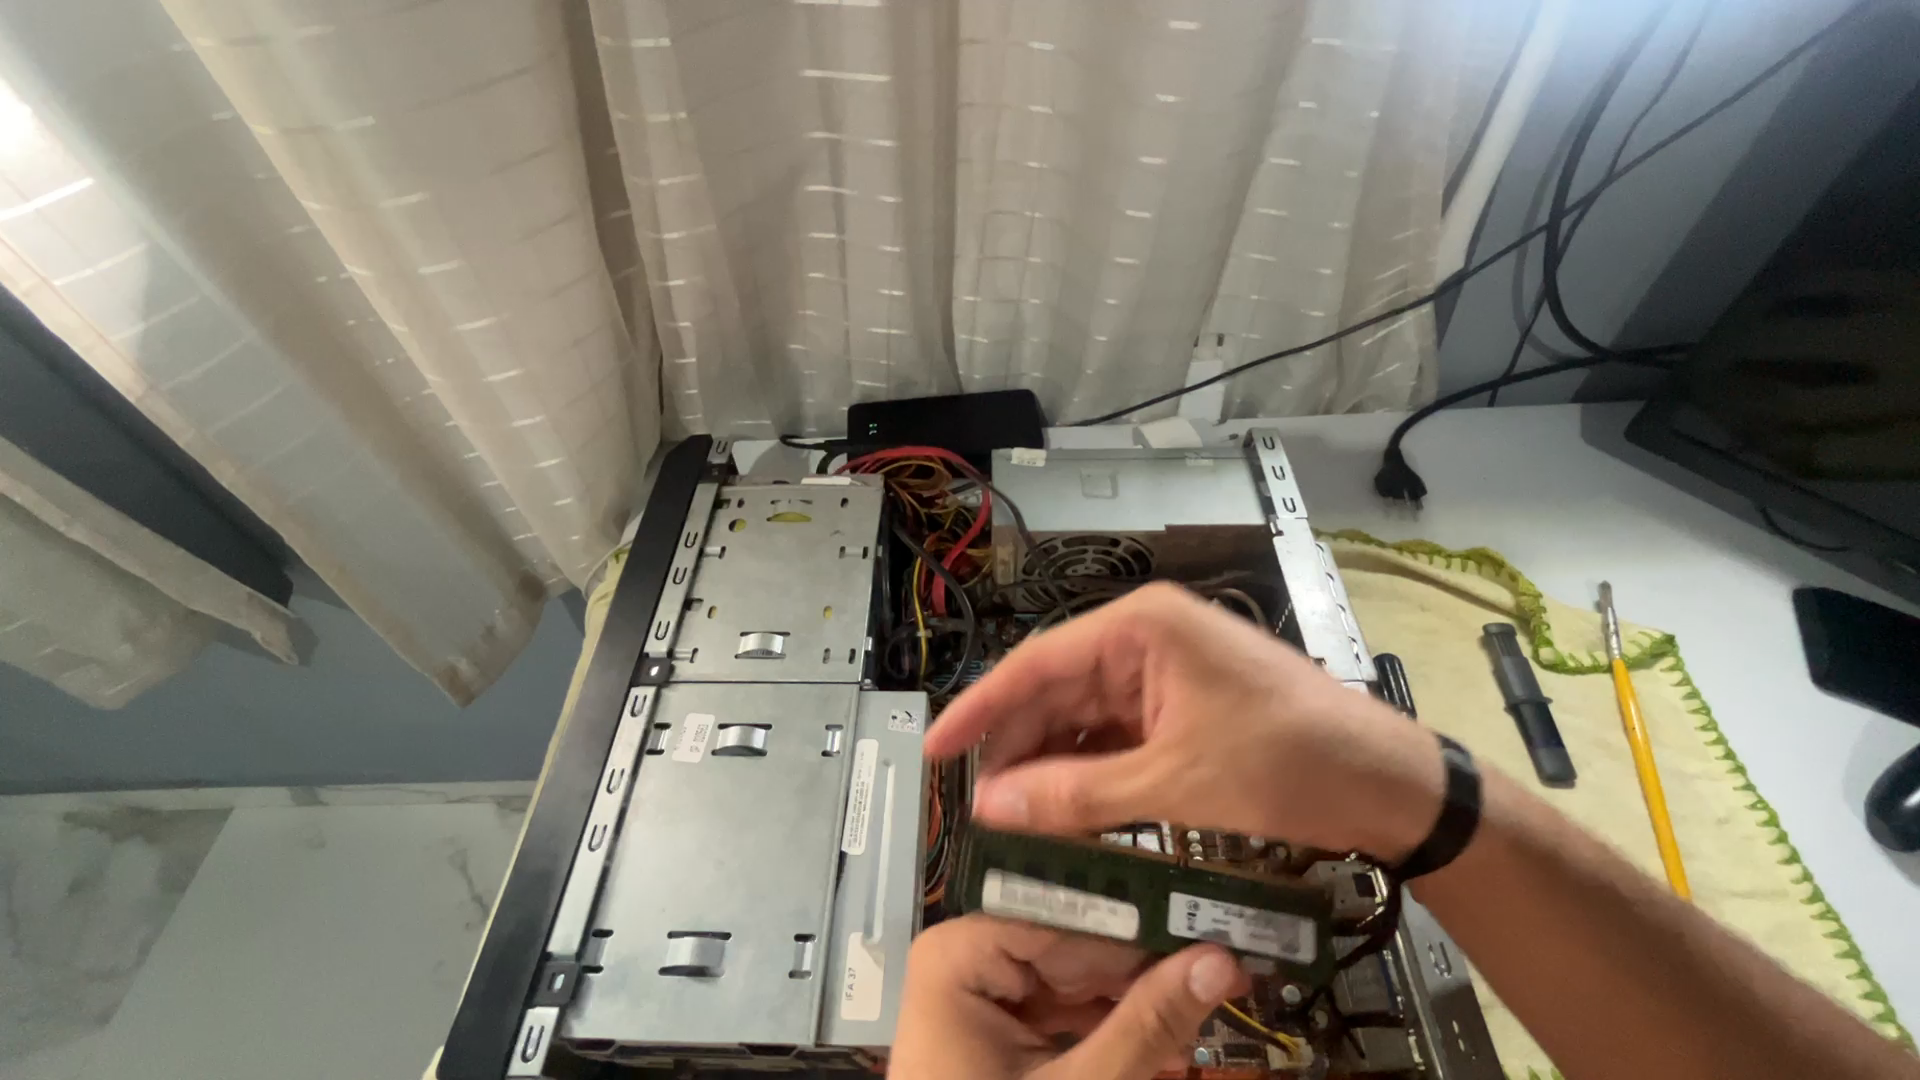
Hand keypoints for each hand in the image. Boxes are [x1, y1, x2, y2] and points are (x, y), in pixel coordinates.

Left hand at [888, 914, 1246, 1079]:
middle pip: (1070, 943)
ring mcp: (981, 991)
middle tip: (1226, 967)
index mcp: (959, 953)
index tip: (1210, 925)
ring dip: (1137, 1000)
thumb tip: (1219, 961)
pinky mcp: (998, 1027)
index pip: (1062, 914)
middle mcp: (966, 955)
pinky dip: (1111, 1029)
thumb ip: (1145, 1025)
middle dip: (1144, 966)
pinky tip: (1168, 1044)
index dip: (1138, 920)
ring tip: (1212, 1000)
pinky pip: (1063, 1010)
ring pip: (1074, 978)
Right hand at [925, 583, 1443, 859]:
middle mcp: (1144, 638)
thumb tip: (994, 806)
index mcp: (1141, 628)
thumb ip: (1076, 794)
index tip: (937, 748)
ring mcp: (1162, 671)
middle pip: (1056, 690)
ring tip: (1013, 811)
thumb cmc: (1291, 763)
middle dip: (1017, 744)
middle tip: (978, 799)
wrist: (1389, 785)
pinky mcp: (1178, 705)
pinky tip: (1063, 804)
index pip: (1037, 663)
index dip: (980, 708)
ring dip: (1050, 761)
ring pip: (1082, 716)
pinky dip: (1088, 769)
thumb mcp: (1174, 782)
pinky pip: (1114, 734)